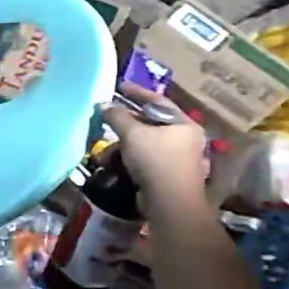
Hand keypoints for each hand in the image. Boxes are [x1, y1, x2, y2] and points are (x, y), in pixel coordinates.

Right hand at [101, 83, 208, 215]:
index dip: (137, 92)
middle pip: (150, 122)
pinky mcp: (166, 172)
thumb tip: (104, 104)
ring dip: (122, 144)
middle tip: (107, 117)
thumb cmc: (155, 160)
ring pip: (143, 141)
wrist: (169, 202)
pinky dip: (127, 156)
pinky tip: (113, 162)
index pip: (158, 101)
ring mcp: (176, 157)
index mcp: (184, 124)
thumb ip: (117, 116)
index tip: (119, 86)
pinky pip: (143, 156)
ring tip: (105, 150)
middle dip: (125, 122)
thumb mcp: (132, 133)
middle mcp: (184, 138)